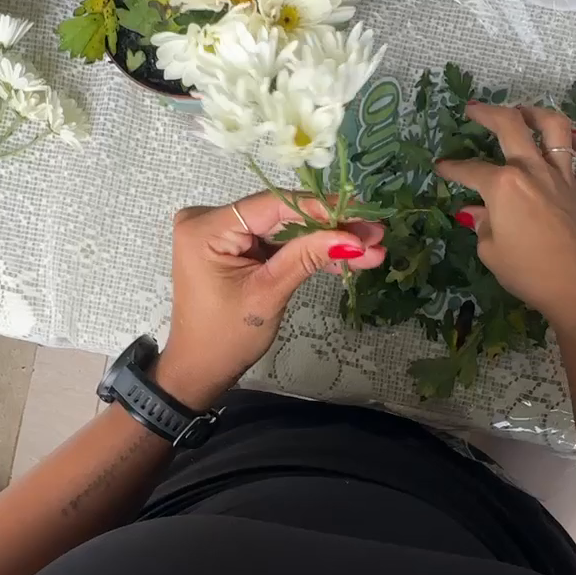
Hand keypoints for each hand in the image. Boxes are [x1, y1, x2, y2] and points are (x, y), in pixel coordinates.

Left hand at [156, 191, 386, 408]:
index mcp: (206, 228)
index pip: (272, 206)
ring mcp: (221, 233)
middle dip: (328, 228)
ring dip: (323, 241)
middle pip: (280, 215)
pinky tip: (343, 259)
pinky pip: (274, 243)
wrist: (200, 368)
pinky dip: (304, 252)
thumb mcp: (268, 294)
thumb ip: (306, 258)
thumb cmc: (226, 338)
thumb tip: (353, 238)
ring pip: (282, 230)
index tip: (361, 213)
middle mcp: (208, 220)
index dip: (320, 209)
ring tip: (370, 249)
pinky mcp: (233, 247)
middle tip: (375, 234)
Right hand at [434, 103, 575, 331]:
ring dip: (537, 113)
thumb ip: (483, 225)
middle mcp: (532, 170)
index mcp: (503, 185)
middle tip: (475, 110)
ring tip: (524, 112)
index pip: (471, 170)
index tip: (440, 167)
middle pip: (511, 127)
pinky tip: (574, 137)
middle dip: (488, 113)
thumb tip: (477, 213)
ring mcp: (562, 177)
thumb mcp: (491, 251)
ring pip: (555, 129)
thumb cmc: (526, 272)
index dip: (452, 168)